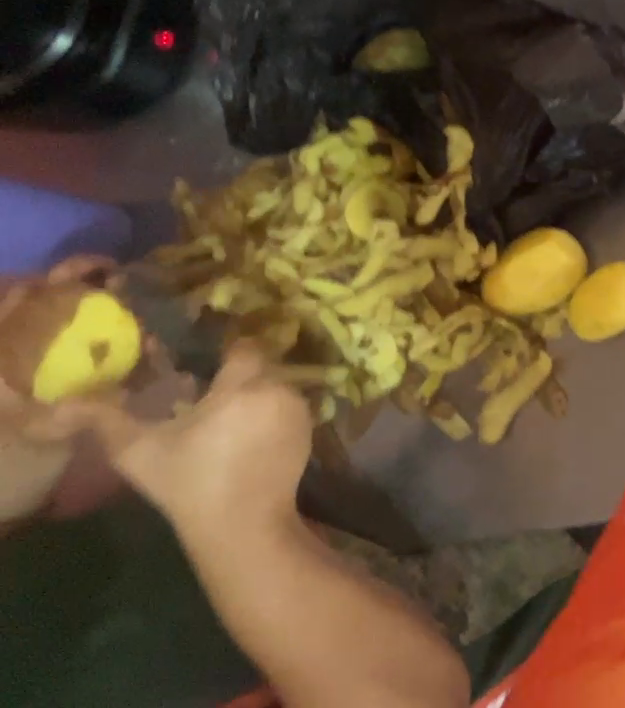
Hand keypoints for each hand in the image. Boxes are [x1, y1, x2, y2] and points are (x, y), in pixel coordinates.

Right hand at [41, 346, 310, 536]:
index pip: (245, 349)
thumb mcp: (137, 450)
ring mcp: (301, 409)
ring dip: (255, 397)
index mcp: (244, 387)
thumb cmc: (187, 482)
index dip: (226, 353)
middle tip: (206, 397)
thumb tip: (69, 403)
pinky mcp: (311, 427)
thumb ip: (106, 419)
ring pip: (275, 388)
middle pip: (260, 369)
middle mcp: (280, 390)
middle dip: (236, 379)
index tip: (205, 364)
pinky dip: (270, 413)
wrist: (243, 519)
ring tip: (226, 421)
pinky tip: (247, 436)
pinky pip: (288, 407)